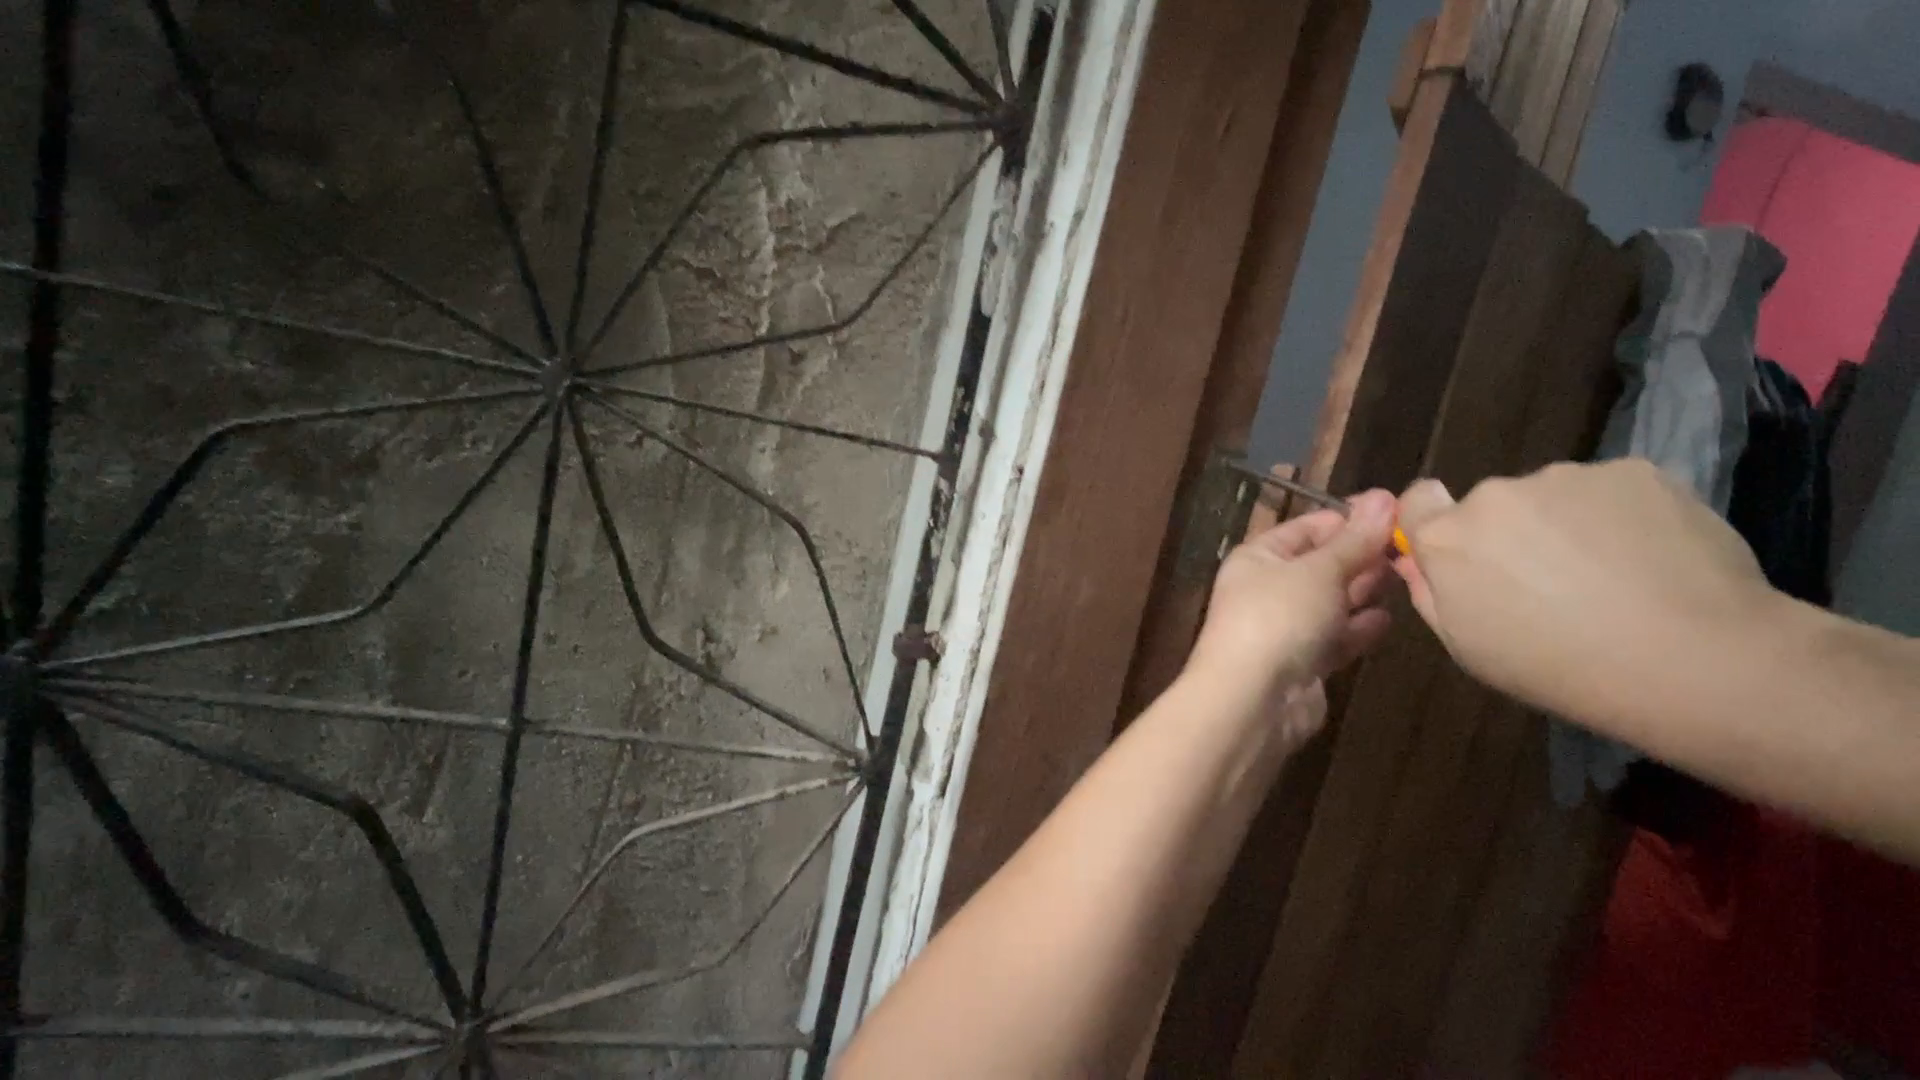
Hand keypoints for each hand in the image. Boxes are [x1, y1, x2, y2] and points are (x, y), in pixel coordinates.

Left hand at [1188, 490, 1397, 714]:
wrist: (1254, 698)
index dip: (1347, 519)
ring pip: (1330, 603)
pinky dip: (1358, 629)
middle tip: (1411, 545)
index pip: (1306, 528)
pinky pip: (1335, 638)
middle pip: (1320, 565)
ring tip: (1406, 576)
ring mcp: (1284, 629)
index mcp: (1258, 557)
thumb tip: (1384, 496)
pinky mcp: (1303, 664)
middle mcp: (1267, 589)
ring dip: (1363, 591)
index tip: (1396, 511)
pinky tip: (1387, 620)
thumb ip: (1355, 540)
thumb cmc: (1279, 617)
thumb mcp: (1319, 570)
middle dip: (1360, 555)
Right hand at [1393, 459, 1773, 723]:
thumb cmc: (1556, 666)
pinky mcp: (1634, 471)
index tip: (1461, 552)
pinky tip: (1650, 559)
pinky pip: (1610, 490)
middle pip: (1489, 505)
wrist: (1690, 659)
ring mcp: (1566, 477)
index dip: (1431, 521)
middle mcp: (1495, 494)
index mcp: (1446, 537)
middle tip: (1549, 582)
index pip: (1415, 501)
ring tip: (1610, 574)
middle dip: (1509, 533)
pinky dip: (1620, 516)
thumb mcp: (1468, 647)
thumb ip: (1430, 594)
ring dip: (1564, 523)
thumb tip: (1416, 560)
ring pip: (1552, 496)